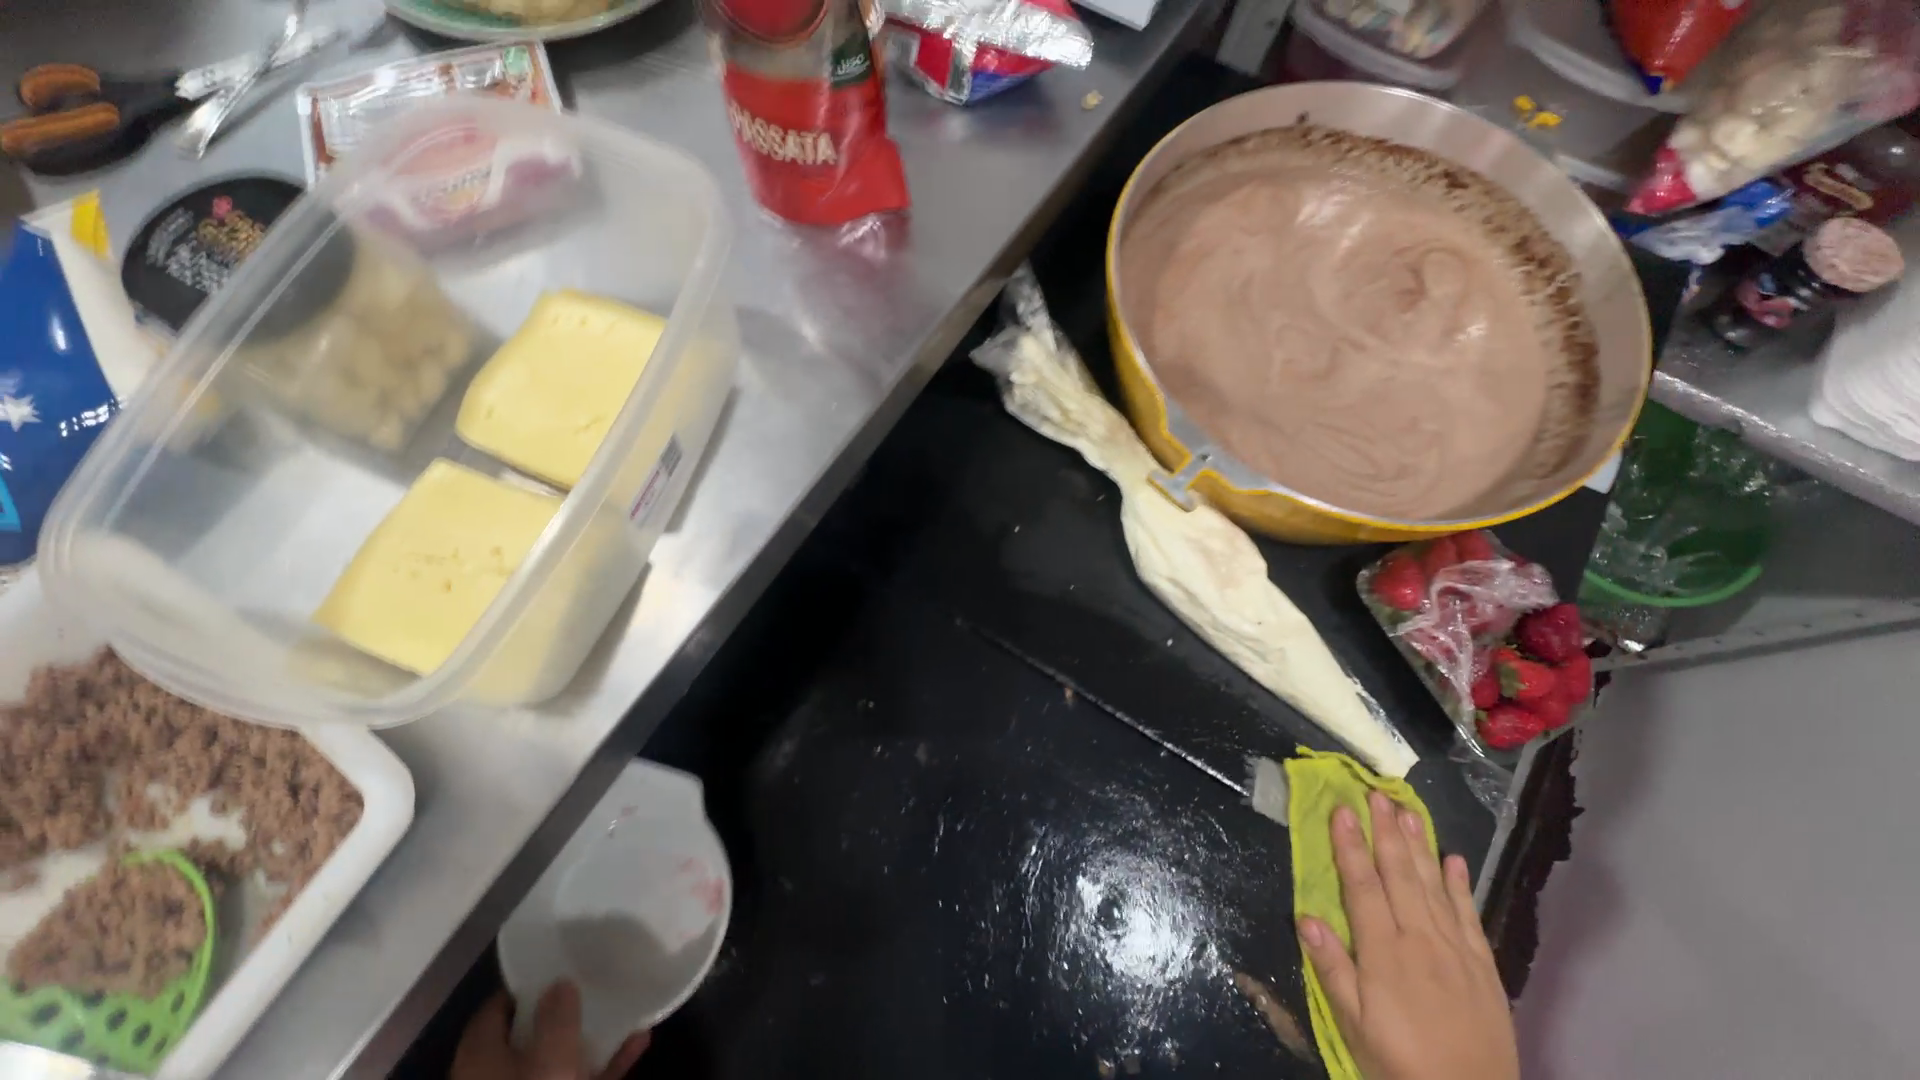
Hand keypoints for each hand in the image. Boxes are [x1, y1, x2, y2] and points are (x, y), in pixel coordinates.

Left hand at [452, 981, 650, 1079]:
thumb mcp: (550, 1063)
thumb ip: (557, 1019)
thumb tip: (559, 983)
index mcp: (479, 1061)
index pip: (494, 1011)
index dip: (525, 985)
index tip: (560, 962)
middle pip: (527, 1037)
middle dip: (563, 1012)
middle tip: (596, 985)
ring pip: (556, 1063)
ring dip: (591, 1039)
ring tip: (624, 1012)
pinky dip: (604, 1066)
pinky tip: (637, 1044)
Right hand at [1297, 791, 1518, 1079]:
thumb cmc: (1400, 1063)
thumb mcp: (1354, 1025)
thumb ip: (1333, 969)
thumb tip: (1307, 918)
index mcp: (1384, 953)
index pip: (1363, 887)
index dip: (1350, 847)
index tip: (1343, 810)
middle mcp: (1421, 941)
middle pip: (1401, 875)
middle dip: (1387, 832)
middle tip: (1378, 794)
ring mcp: (1456, 951)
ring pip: (1435, 886)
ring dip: (1420, 846)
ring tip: (1409, 810)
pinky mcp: (1484, 967)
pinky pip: (1469, 915)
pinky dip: (1460, 884)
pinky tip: (1453, 859)